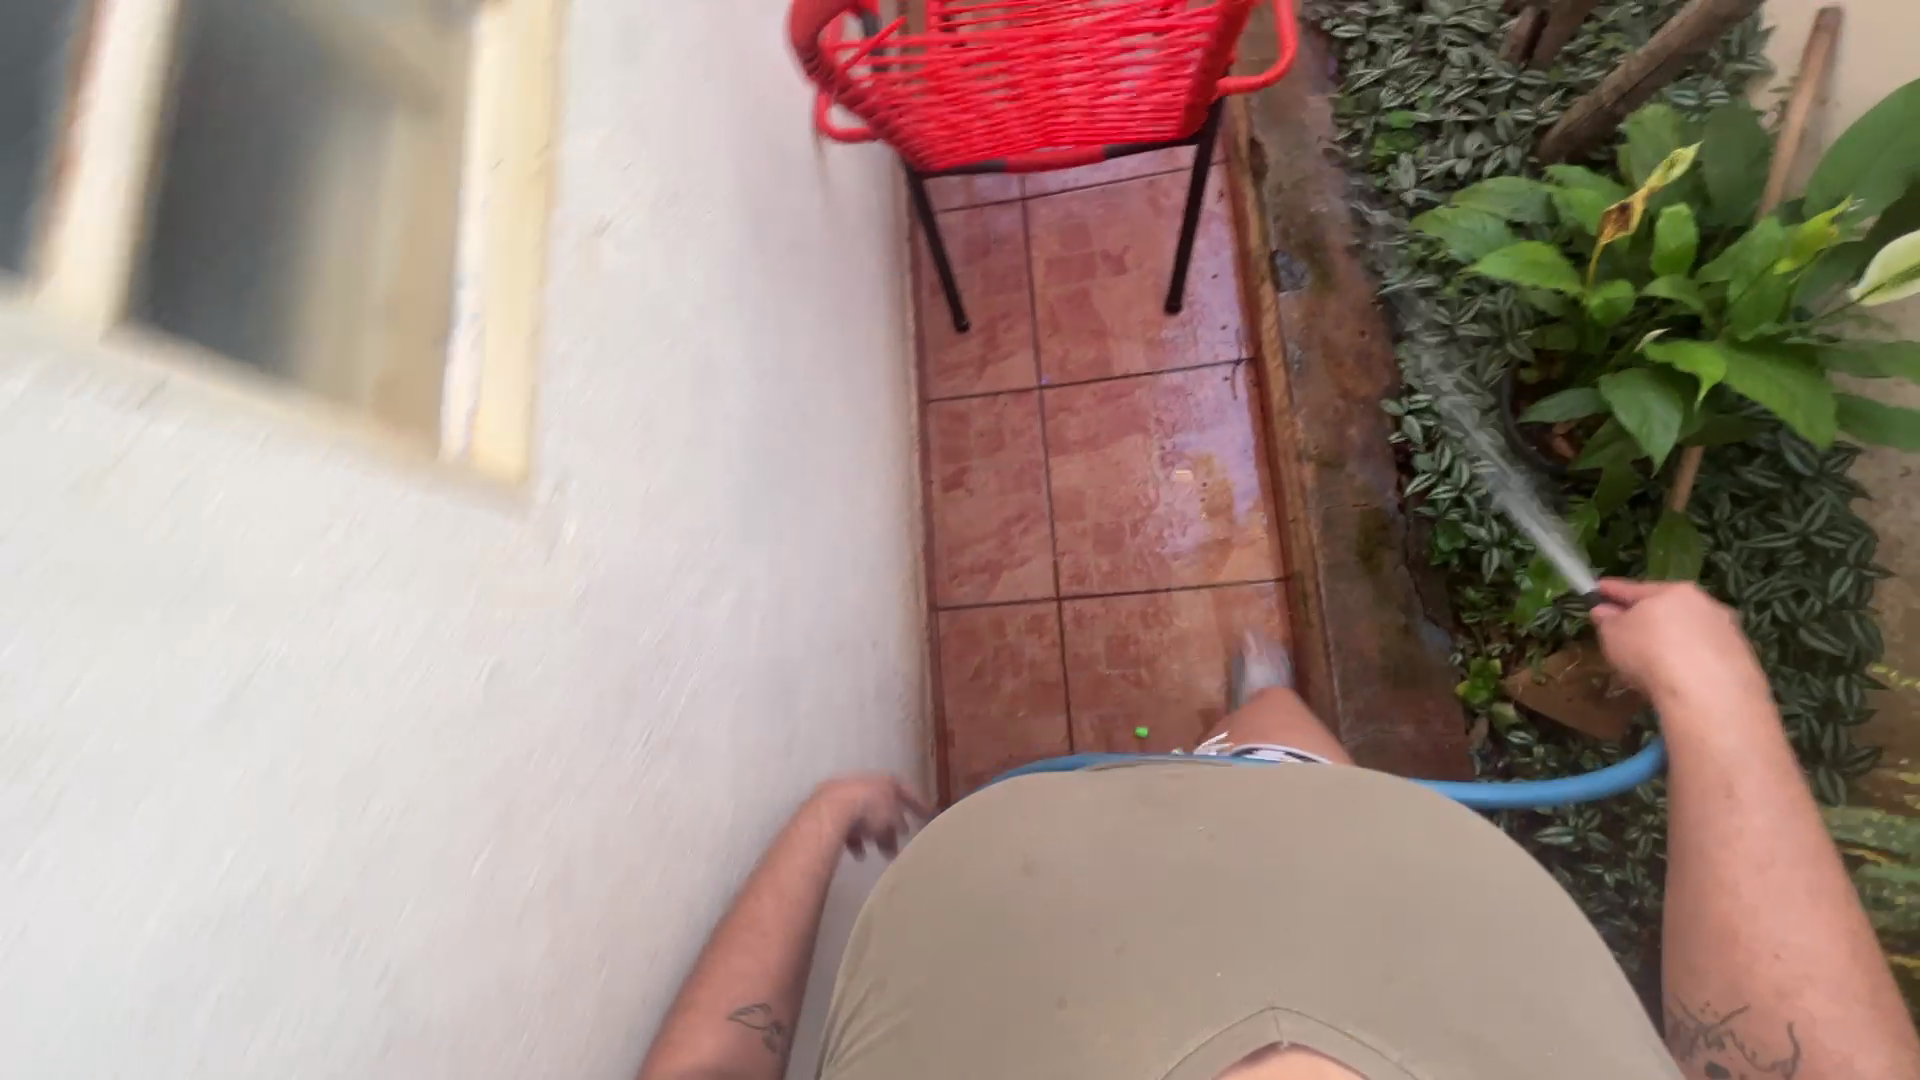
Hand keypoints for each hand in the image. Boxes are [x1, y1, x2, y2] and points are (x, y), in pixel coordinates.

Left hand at [808, 774, 930, 859]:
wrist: (832, 809)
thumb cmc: (869, 810)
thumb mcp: (892, 818)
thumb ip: (900, 823)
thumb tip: (902, 828)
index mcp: (884, 781)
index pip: (904, 790)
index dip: (916, 803)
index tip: (926, 815)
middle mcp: (865, 784)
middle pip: (881, 805)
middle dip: (890, 825)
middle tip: (898, 843)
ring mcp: (845, 795)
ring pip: (863, 816)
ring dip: (872, 835)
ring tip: (880, 853)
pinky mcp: (829, 809)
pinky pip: (847, 825)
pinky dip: (855, 839)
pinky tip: (858, 854)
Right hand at [1590, 579, 1772, 717]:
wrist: (1709, 692)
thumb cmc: (1649, 652)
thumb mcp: (1612, 634)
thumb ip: (1607, 619)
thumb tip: (1606, 611)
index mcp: (1673, 591)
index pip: (1633, 588)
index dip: (1611, 590)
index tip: (1597, 589)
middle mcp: (1706, 604)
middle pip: (1667, 606)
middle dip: (1646, 614)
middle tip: (1624, 625)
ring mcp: (1728, 630)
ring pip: (1688, 628)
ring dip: (1670, 636)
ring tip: (1651, 655)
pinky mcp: (1743, 656)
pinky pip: (1705, 650)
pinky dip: (1688, 656)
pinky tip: (1675, 672)